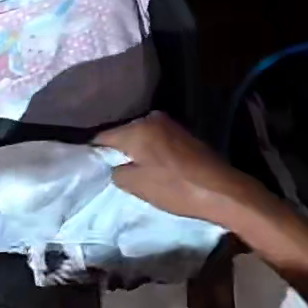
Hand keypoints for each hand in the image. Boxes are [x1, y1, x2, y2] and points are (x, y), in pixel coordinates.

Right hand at [94, 112, 272, 226]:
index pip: (104, 136)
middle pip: (123, 134)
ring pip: (140, 137)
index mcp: (138, 128)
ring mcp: (169, 124)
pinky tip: (149, 167)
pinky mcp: (182, 134)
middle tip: (106, 170)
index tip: (87, 165)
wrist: (220, 189)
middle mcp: (152, 119)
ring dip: (134, 151)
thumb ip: (117, 172)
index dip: (94, 151)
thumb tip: (114, 165)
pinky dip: (149, 151)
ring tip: (126, 170)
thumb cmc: (175, 187)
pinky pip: (156, 140)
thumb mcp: (137, 185)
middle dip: (115, 150)